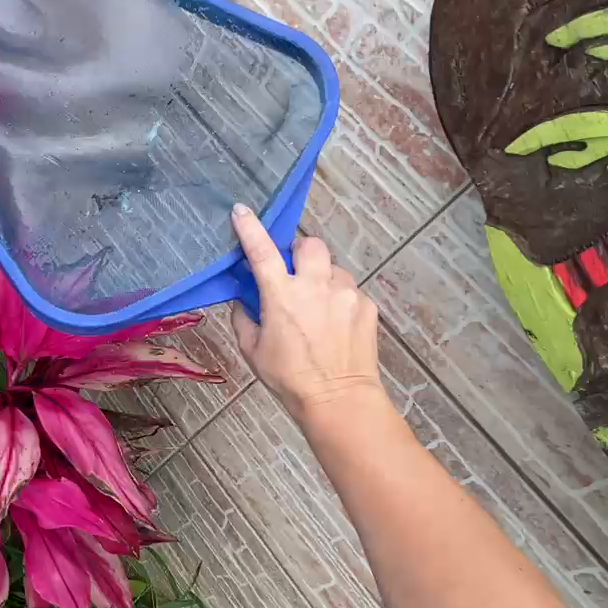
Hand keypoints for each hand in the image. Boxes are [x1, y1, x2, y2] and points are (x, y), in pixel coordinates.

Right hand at [229, 205, 387, 426]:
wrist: (337, 397)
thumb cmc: (288, 377)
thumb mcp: (251, 350)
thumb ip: (244, 318)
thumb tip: (244, 301)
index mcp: (281, 295)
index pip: (262, 252)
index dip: (250, 228)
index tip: (241, 210)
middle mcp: (315, 286)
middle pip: (310, 244)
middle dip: (299, 251)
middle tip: (293, 271)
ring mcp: (346, 293)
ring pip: (332, 268)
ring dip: (321, 277)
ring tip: (315, 306)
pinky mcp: (366, 305)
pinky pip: (349, 290)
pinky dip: (338, 299)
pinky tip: (333, 325)